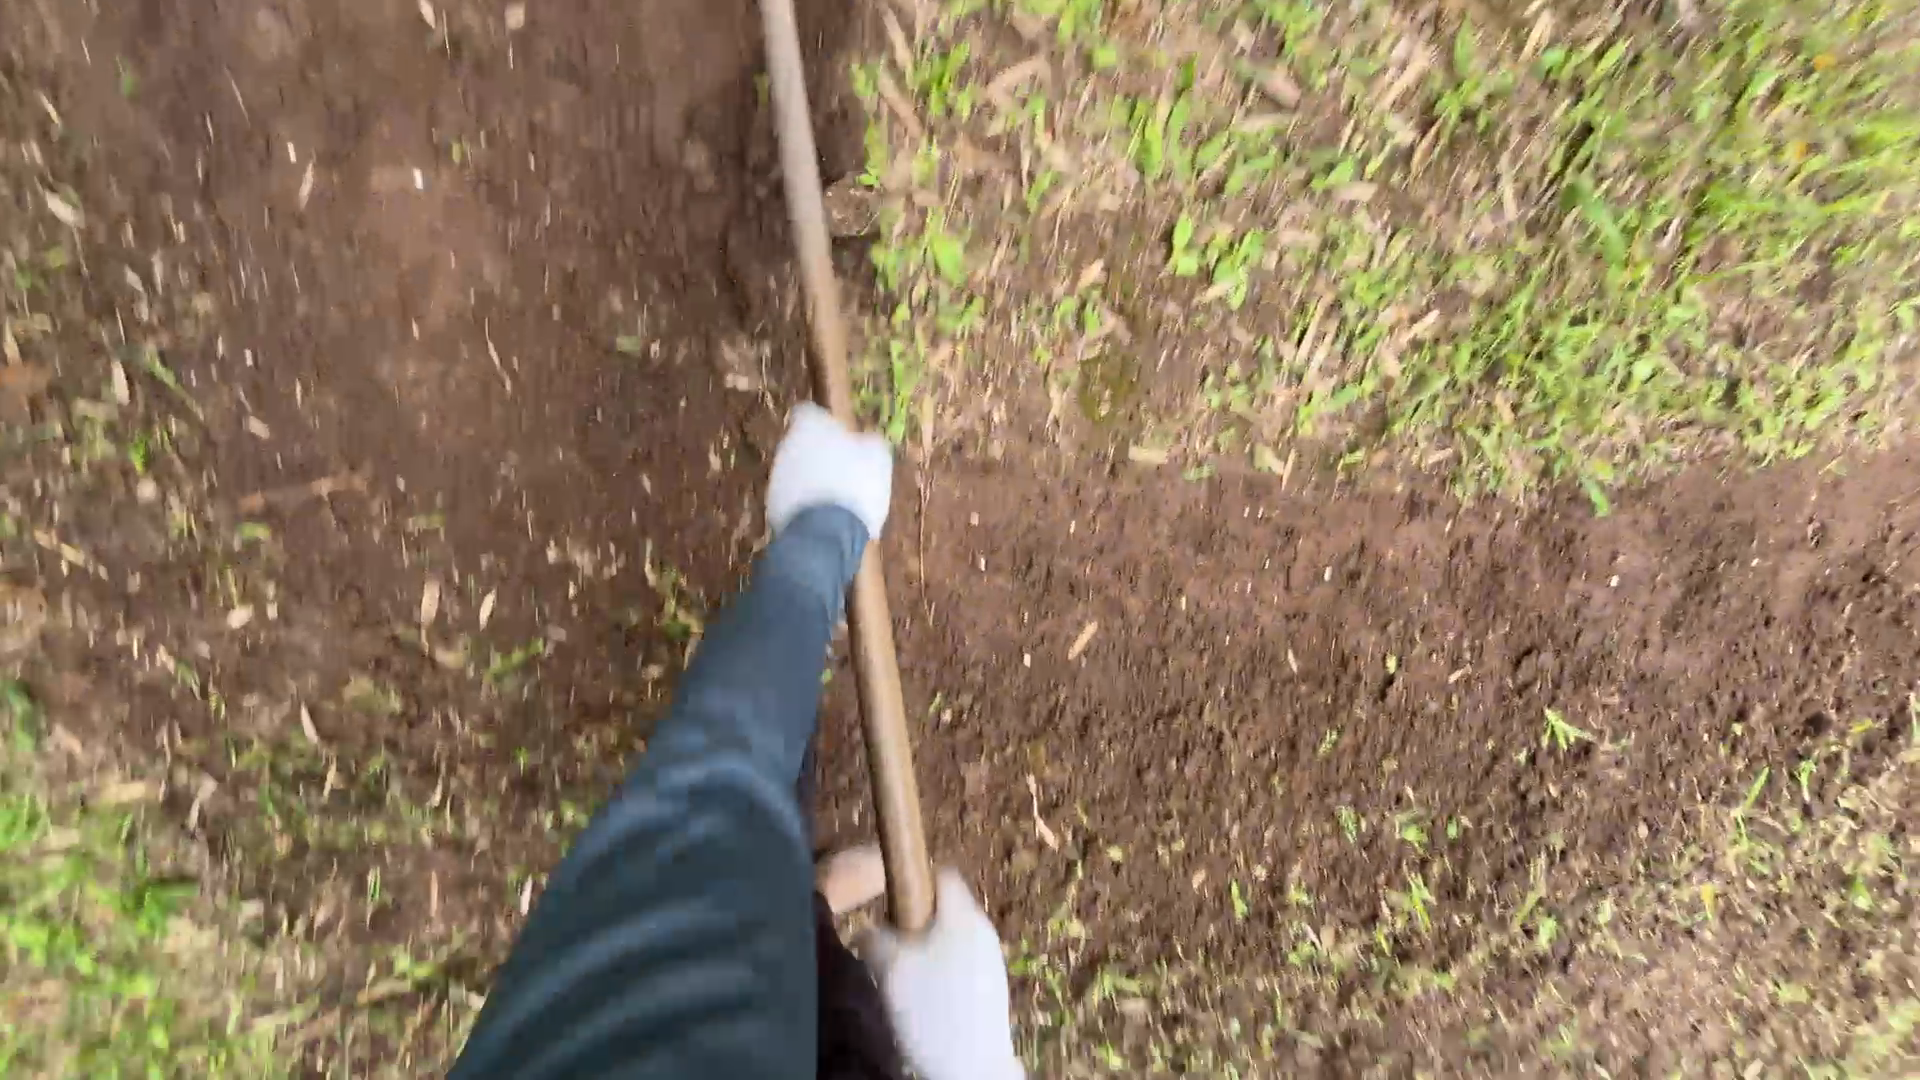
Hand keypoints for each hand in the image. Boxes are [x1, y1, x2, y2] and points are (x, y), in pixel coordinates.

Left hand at [766, 403, 892, 538]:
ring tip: (836, 498)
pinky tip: (825, 518)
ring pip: (795, 471)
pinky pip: (792, 498)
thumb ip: (870, 442)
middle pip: (801, 444)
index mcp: (810, 427)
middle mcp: (786, 446)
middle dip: (818, 455)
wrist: (826, 534)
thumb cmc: (856, 487)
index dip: (825, 424)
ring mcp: (776, 477)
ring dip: (811, 480)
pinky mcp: (772, 506)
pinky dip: (805, 504)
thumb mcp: (878, 459)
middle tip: (842, 470)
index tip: (840, 437)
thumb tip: (868, 438)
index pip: (810, 413)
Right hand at [862, 870, 1023, 1079]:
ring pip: (950, 937)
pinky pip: (960, 963)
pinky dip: (941, 972)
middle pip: (943, 907)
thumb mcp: (891, 968)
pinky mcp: (992, 985)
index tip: (890, 900)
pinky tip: (927, 1002)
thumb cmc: (933, 1009)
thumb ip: (874, 938)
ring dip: (926, 951)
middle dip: (915, 923)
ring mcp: (991, 956)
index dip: (912, 880)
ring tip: (906, 980)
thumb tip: (866, 929)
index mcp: (963, 912)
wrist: (974, 1069)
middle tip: (893, 947)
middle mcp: (982, 926)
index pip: (939, 872)